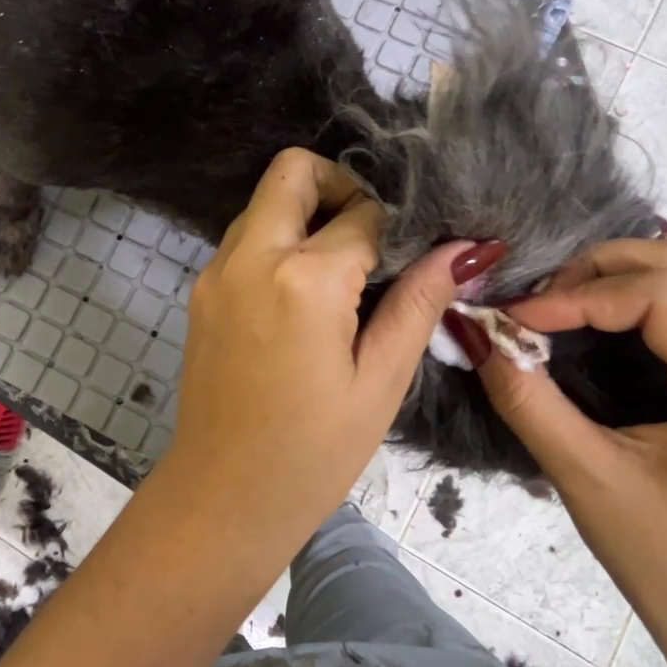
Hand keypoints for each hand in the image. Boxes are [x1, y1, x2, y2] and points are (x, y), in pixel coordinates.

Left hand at [170, 149, 504, 520]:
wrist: (222, 493)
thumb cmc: (312, 451)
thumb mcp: (380, 380)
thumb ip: (419, 302)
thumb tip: (466, 247)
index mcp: (302, 279)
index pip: (362, 214)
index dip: (398, 225)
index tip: (417, 250)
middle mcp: (249, 257)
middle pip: (293, 172)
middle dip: (339, 186)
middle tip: (371, 237)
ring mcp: (215, 272)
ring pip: (262, 204)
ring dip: (304, 214)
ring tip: (342, 272)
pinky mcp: (199, 292)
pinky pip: (242, 240)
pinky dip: (276, 243)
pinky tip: (303, 296)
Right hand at [470, 234, 666, 634]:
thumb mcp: (585, 478)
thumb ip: (527, 399)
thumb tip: (476, 334)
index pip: (663, 297)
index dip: (577, 295)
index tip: (512, 317)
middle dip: (601, 268)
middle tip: (537, 300)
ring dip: (631, 268)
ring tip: (566, 296)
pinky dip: (656, 286)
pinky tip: (609, 304)